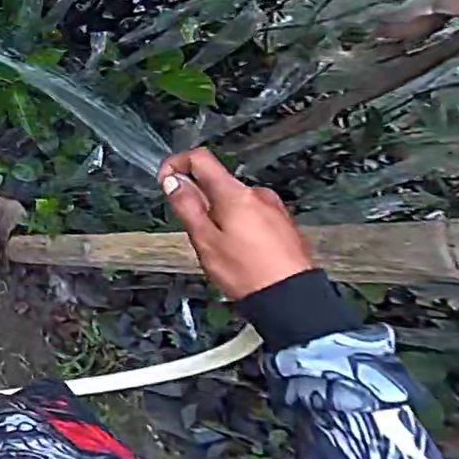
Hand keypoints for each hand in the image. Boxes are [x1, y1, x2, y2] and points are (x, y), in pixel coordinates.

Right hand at [159, 148, 313, 298]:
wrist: (292, 300)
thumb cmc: (246, 272)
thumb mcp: (204, 239)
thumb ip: (186, 205)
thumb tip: (173, 181)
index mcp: (235, 195)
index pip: (200, 158)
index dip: (177, 164)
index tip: (167, 180)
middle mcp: (257, 195)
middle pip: (216, 180)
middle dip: (198, 196)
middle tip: (194, 227)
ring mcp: (274, 208)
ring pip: (233, 198)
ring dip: (218, 211)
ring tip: (219, 244)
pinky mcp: (283, 223)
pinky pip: (251, 211)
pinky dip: (237, 221)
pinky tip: (238, 248)